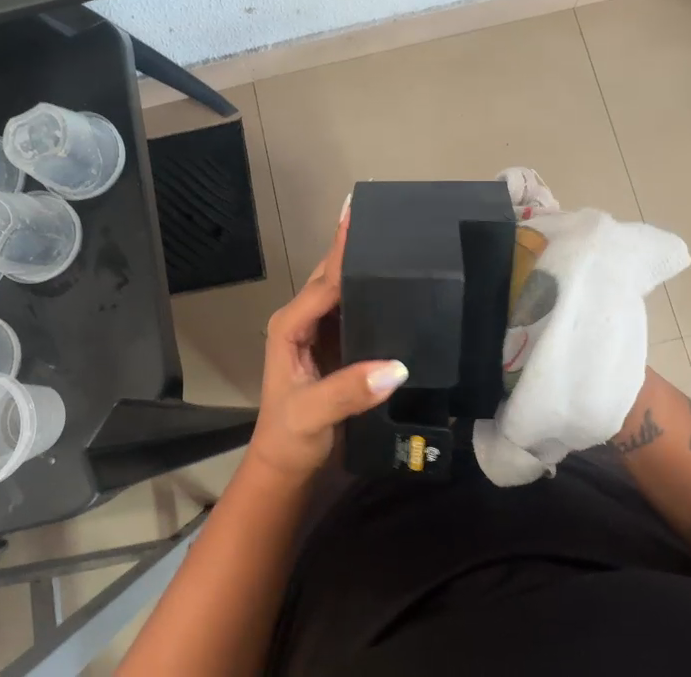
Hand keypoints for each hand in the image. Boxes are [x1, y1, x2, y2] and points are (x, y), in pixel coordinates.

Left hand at [246, 210, 407, 484]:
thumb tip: (397, 367)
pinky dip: (375, 296)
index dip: (345, 252)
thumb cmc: (290, 439)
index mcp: (290, 327)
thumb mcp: (313, 414)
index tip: (366, 219)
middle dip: (356, 247)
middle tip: (392, 218)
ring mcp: (322, 334)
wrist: (288, 471)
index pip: (324, 283)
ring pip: (346, 291)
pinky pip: (359, 312)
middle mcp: (304, 322)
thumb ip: (350, 391)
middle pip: (333, 277)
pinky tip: (400, 287)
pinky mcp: (340, 348)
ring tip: (402, 241)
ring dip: (367, 268)